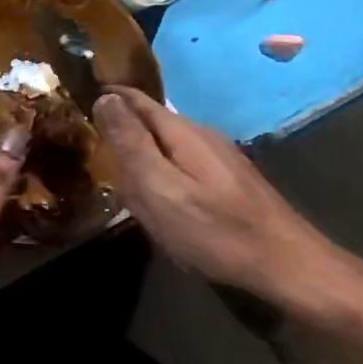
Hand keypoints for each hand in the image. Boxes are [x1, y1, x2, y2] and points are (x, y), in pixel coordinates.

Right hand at [91, 86, 362, 318]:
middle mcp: (202, 135)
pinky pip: (180, 161)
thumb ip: (130, 143)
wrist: (289, 268)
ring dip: (137, 146)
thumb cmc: (215, 231)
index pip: (135, 99)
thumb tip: (105, 97)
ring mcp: (219, 157)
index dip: (105, 95)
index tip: (74, 98)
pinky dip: (157, 166)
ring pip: (165, 141)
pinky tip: (152, 189)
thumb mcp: (160, 188)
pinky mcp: (228, 180)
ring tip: (110, 164)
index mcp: (182, 132)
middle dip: (118, 123)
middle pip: (150, 119)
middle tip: (83, 137)